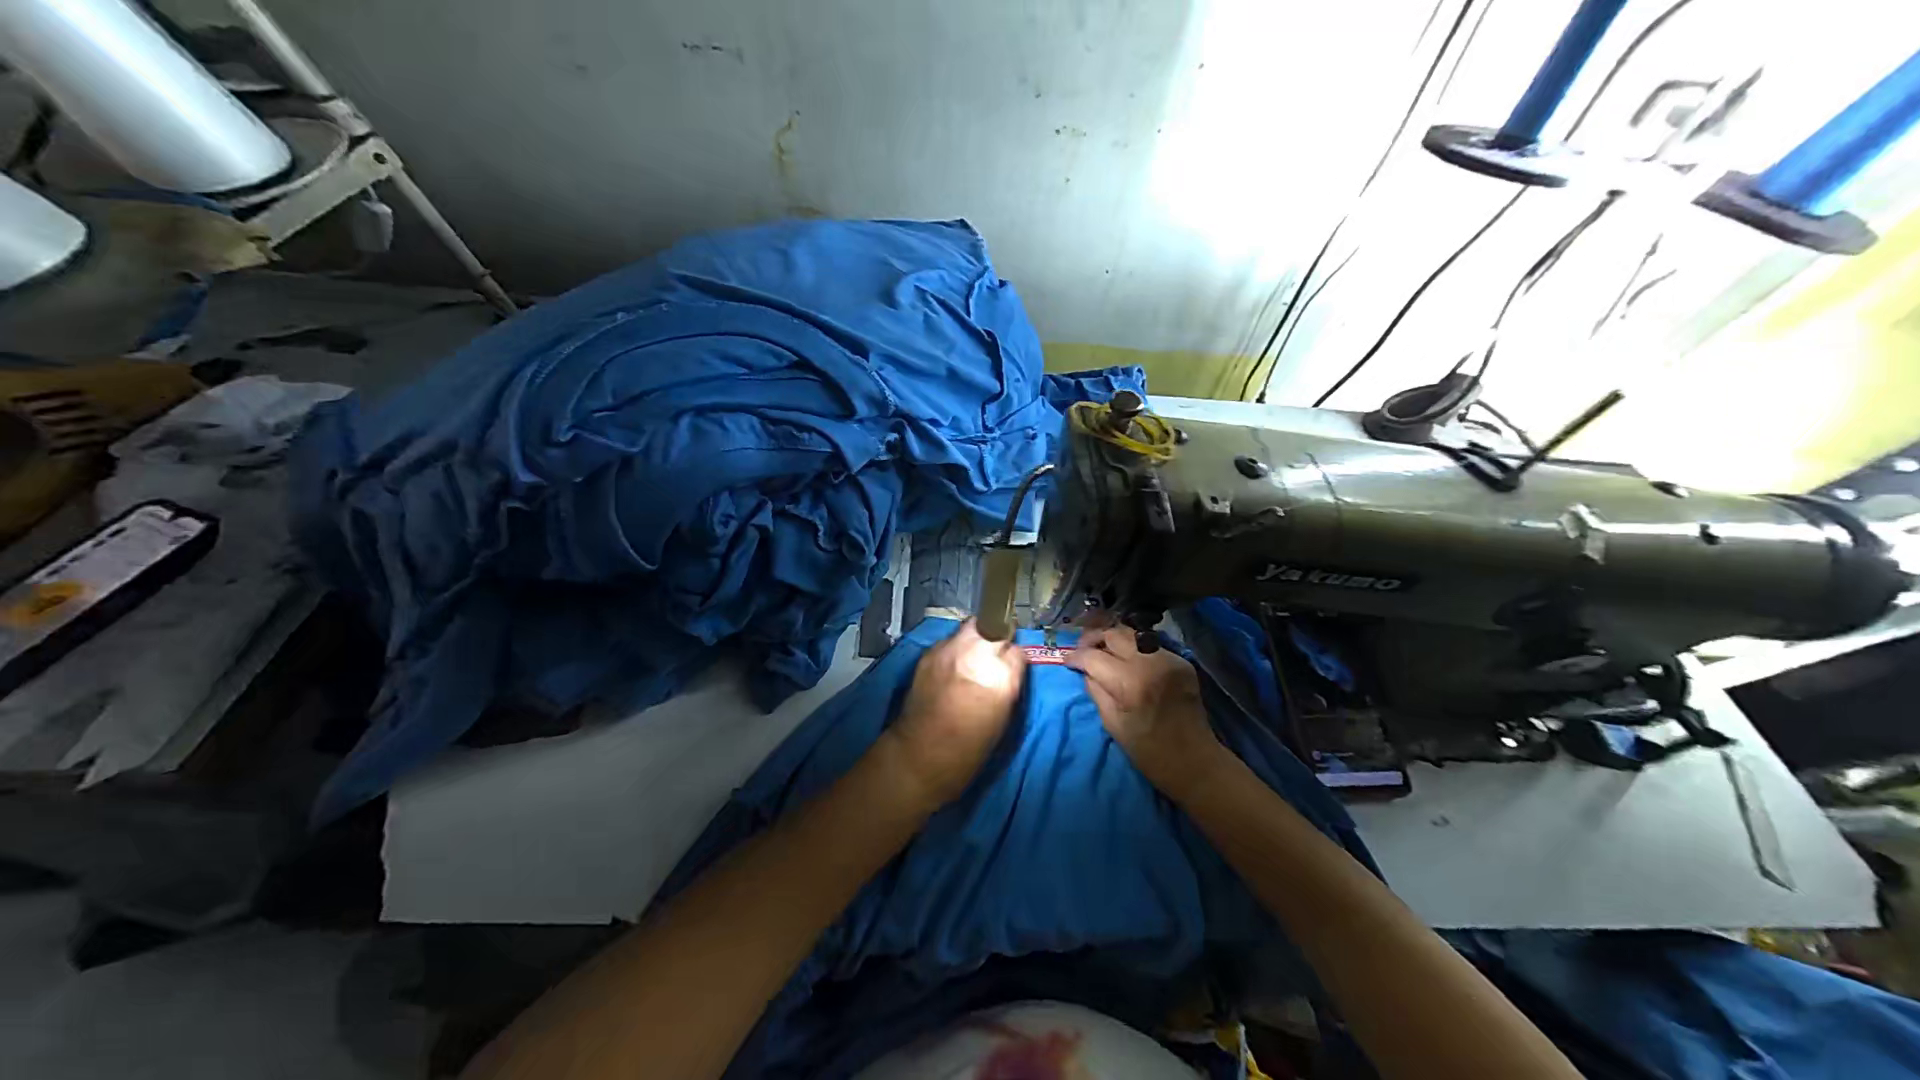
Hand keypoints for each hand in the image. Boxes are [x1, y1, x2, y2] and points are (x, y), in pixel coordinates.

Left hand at [881, 619, 1026, 810]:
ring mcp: (949, 649)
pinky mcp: (928, 653)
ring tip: (969, 664)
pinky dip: (953, 652)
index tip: (1010, 667)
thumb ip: (1008, 681)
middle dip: (993, 640)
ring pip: (969, 630)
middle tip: (991, 660)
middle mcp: (976, 653)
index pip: (1017, 649)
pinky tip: (950, 671)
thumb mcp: (1003, 716)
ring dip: (972, 643)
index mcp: (1001, 675)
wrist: (921, 755)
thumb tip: (1008, 665)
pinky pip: (948, 642)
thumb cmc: (970, 748)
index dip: (1012, 658)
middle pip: (992, 629)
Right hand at [1065, 626, 1225, 800]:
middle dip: (1093, 639)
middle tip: (1083, 651)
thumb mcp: (1112, 723)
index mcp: (1130, 681)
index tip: (1066, 660)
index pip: (1093, 656)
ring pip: (1133, 634)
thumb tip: (1084, 670)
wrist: (1194, 760)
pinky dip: (1135, 649)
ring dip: (1114, 640)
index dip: (1075, 656)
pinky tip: (1129, 661)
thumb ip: (1095, 690)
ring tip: (1103, 652)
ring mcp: (1169, 659)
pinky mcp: (1181, 661)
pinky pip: (1150, 645)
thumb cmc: (1148, 751)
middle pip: (1114, 634)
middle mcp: (1150, 662)